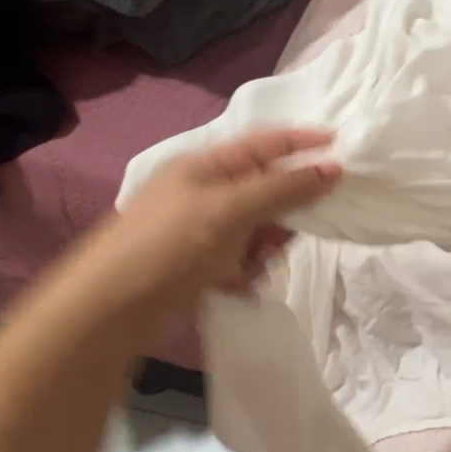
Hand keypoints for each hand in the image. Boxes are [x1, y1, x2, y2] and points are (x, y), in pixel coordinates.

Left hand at [57, 128, 342, 329]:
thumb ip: (284, 188)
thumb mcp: (232, 209)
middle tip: (291, 230)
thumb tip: (334, 168)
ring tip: (255, 264)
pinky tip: (238, 283)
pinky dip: (248, 268)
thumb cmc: (170, 246)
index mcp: (203, 165)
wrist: (110, 311)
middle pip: (265, 188)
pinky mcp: (198, 263)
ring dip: (266, 244)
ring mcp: (199, 229)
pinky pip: (242, 256)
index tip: (340, 144)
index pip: (262, 142)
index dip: (300, 140)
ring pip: (258, 227)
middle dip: (284, 209)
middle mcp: (202, 191)